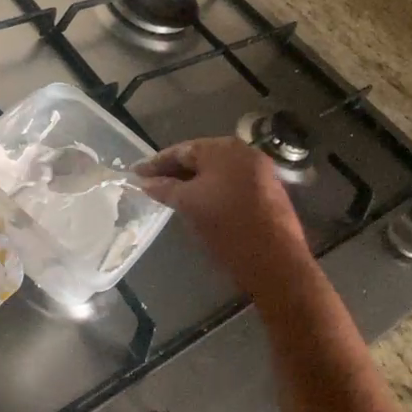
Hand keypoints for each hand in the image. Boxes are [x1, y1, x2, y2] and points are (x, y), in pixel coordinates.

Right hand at [135, 137, 311, 296]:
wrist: (276, 263)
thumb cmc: (227, 226)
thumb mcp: (188, 204)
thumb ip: (164, 187)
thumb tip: (145, 182)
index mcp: (223, 148)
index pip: (181, 150)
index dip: (156, 163)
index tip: (135, 173)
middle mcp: (245, 152)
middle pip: (201, 159)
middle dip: (175, 172)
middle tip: (150, 184)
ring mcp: (261, 172)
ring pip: (218, 173)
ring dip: (194, 182)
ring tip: (171, 195)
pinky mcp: (269, 192)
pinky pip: (233, 184)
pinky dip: (214, 191)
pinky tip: (200, 204)